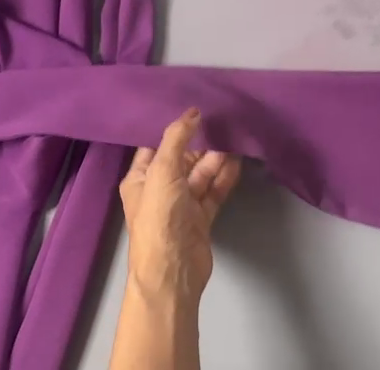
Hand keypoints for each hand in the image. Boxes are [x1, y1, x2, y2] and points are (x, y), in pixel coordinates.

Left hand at [118, 108, 242, 304]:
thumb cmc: (160, 219)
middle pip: (184, 157)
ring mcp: (182, 204)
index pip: (157, 145)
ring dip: (217, 158)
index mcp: (141, 178)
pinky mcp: (201, 217)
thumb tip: (193, 112)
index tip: (198, 107)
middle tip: (224, 121)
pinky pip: (214, 190)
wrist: (173, 273)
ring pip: (202, 173)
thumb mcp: (163, 172)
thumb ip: (177, 138)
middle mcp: (160, 189)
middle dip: (202, 142)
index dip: (175, 128)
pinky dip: (225, 177)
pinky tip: (237, 161)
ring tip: (235, 138)